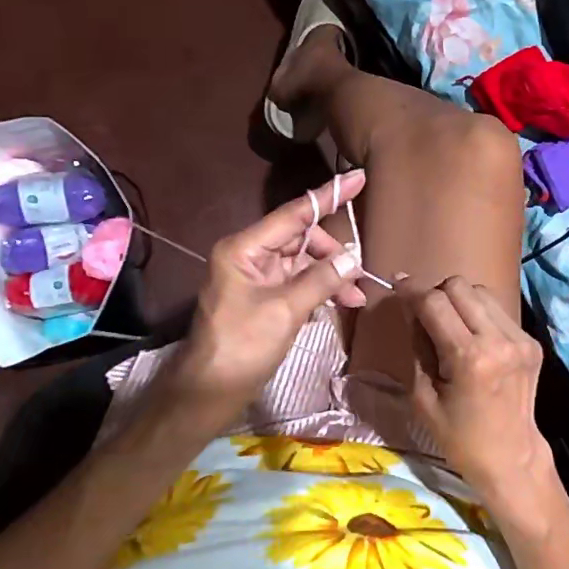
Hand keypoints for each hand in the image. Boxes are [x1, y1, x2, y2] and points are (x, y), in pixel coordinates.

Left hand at [166, 170, 368, 416]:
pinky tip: (341, 302)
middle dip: (332, 253)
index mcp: (245, 248)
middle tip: (358, 272)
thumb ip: (321, 280)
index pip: (293, 213)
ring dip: (330, 275)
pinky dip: (319, 289)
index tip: (357, 177)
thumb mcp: (285, 311)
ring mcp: (255, 276)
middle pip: (301, 238)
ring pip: (302, 262)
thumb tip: (353, 259)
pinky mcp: (262, 297)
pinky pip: (297, 282)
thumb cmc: (242, 346)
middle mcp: (249, 255)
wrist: (210, 390)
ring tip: (355, 296)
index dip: (328, 196)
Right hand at [400, 276, 549, 498]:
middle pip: (459, 286)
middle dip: (436, 294)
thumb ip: (417, 345)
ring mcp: (520, 339)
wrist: (511, 458)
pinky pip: (497, 310)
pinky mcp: (531, 342)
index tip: (397, 285)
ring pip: (480, 291)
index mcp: (469, 358)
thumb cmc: (459, 437)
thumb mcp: (422, 396)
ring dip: (459, 301)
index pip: (434, 302)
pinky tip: (473, 340)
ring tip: (450, 327)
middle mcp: (499, 341)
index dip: (411, 290)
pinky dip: (478, 315)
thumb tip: (410, 307)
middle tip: (426, 316)